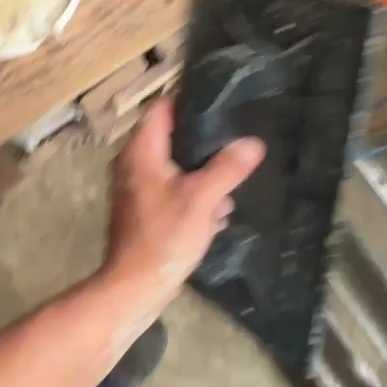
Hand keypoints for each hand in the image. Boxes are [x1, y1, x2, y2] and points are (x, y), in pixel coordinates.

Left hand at [101, 98, 264, 305]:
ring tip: (230, 189)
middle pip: (172, 138)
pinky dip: (194, 198)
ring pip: (177, 168)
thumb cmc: (164, 236)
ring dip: (203, 178)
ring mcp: (137, 187)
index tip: (220, 101)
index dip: (190, 101)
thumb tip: (253, 143)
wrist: (136, 285)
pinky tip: (217, 214)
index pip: (163, 109)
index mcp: (141, 151)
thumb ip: (227, 168)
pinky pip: (174, 191)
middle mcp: (133, 163)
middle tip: (236, 143)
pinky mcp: (144, 209)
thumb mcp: (202, 199)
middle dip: (204, 145)